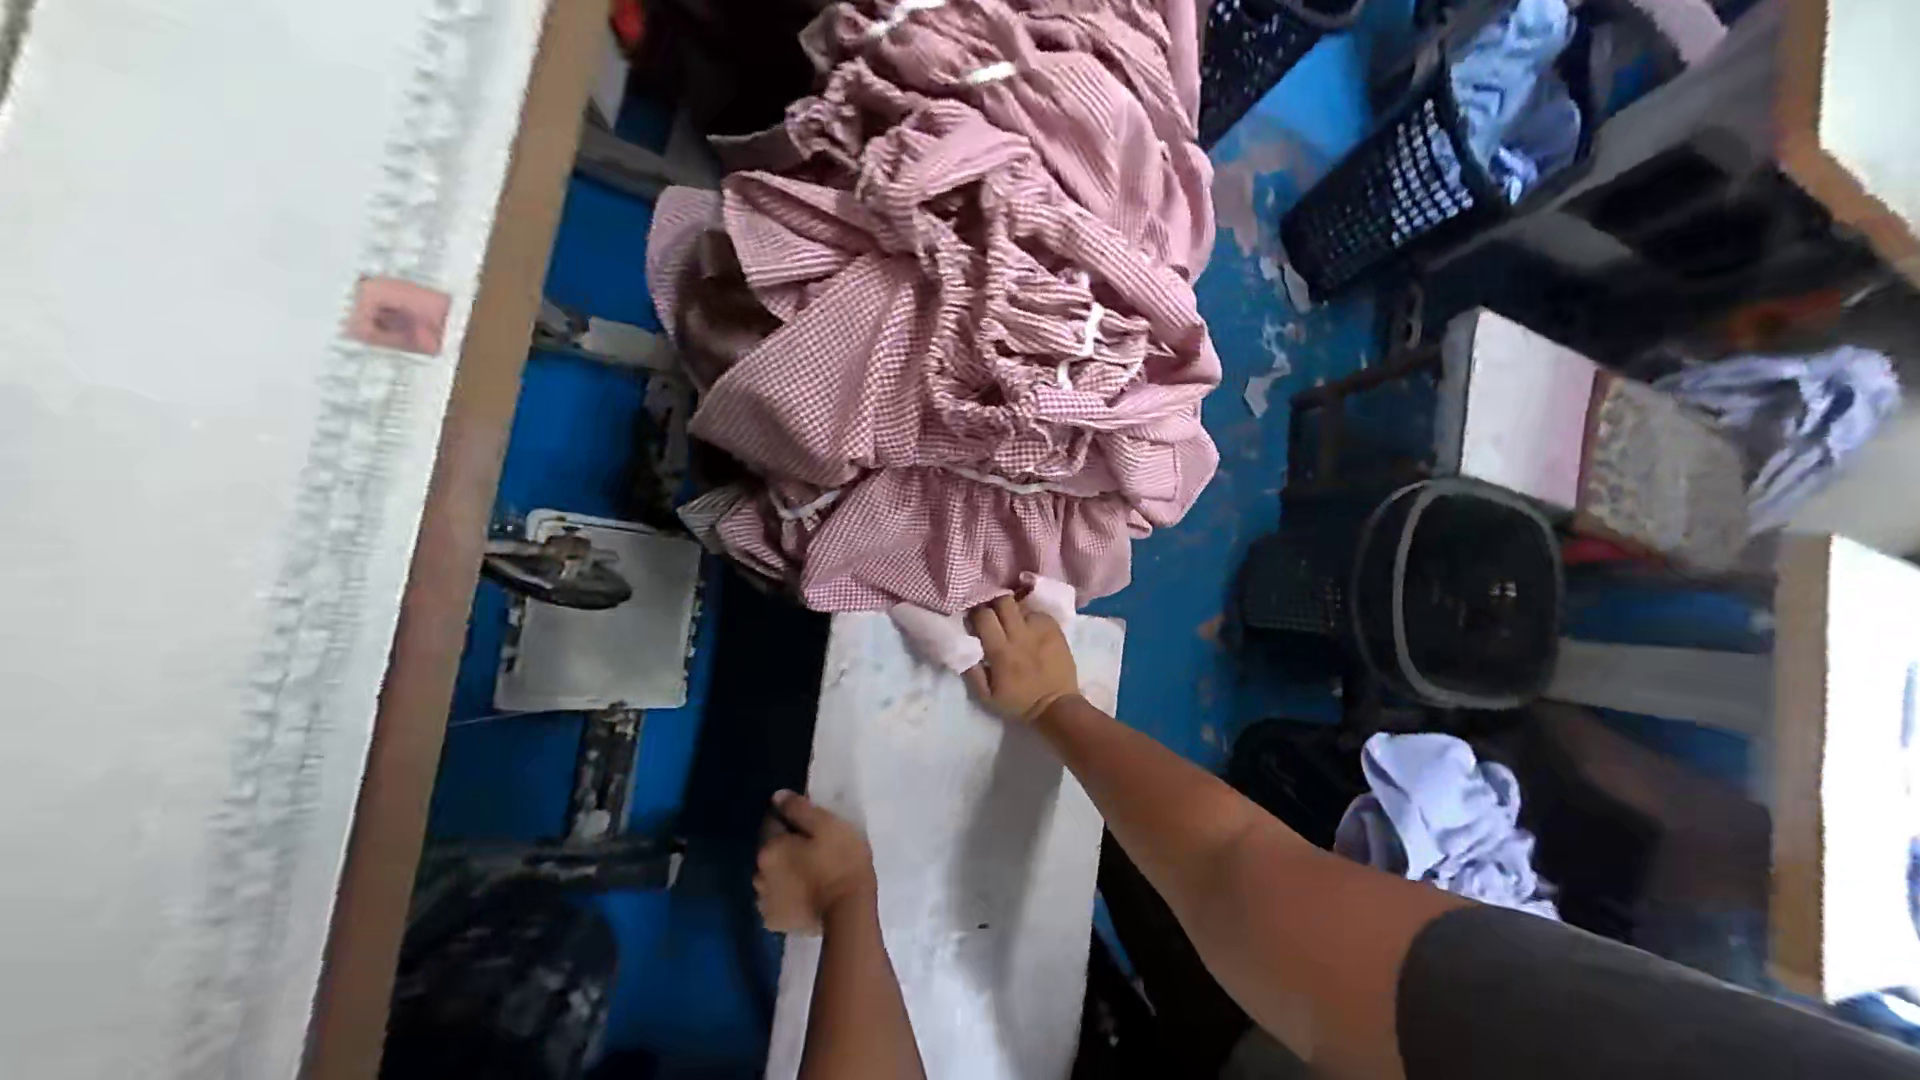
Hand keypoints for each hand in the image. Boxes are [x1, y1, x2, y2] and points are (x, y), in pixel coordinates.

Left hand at [755, 791, 876, 933]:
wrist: (849, 912)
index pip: (772, 822)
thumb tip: (777, 797)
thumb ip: (798, 808)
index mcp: (769, 849)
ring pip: (772, 877)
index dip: (791, 819)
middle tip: (814, 849)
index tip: (812, 824)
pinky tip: (806, 893)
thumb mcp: (826, 824)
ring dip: (784, 872)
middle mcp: (759, 875)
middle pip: (771, 851)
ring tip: (811, 873)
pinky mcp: (776, 922)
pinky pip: (777, 900)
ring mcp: (765, 903)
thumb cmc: (840, 861)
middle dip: (786, 847)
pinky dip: (786, 895)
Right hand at [963, 594, 1079, 723]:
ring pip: (1021, 606)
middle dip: (994, 603)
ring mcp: (1040, 630)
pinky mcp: (1055, 629)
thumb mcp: (986, 696)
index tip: (974, 617)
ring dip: (1014, 612)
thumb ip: (971, 672)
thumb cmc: (1019, 702)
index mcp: (1001, 651)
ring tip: (1013, 622)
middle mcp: (1020, 635)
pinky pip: (1038, 613)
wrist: (1057, 706)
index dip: (976, 612)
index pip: (984, 616)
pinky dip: (1031, 618)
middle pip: (1003, 601)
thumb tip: (962, 647)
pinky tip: (1030, 629)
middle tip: (992, 612)